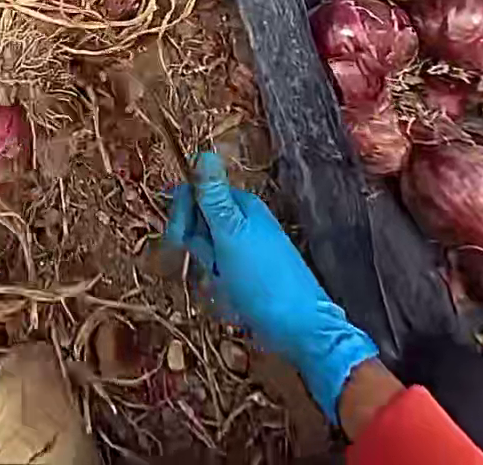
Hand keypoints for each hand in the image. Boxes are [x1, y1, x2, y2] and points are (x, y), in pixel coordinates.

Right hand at [164, 151, 378, 419]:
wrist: (303, 331)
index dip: (182, 214)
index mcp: (241, 205)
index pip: (196, 194)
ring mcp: (246, 249)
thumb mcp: (231, 234)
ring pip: (207, 250)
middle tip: (212, 267)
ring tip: (225, 286)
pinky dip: (219, 287)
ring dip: (208, 270)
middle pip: (199, 222)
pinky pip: (220, 272)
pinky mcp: (248, 274)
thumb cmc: (263, 279)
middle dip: (197, 247)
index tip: (179, 240)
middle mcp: (244, 221)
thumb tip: (204, 152)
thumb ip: (213, 196)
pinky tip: (230, 299)